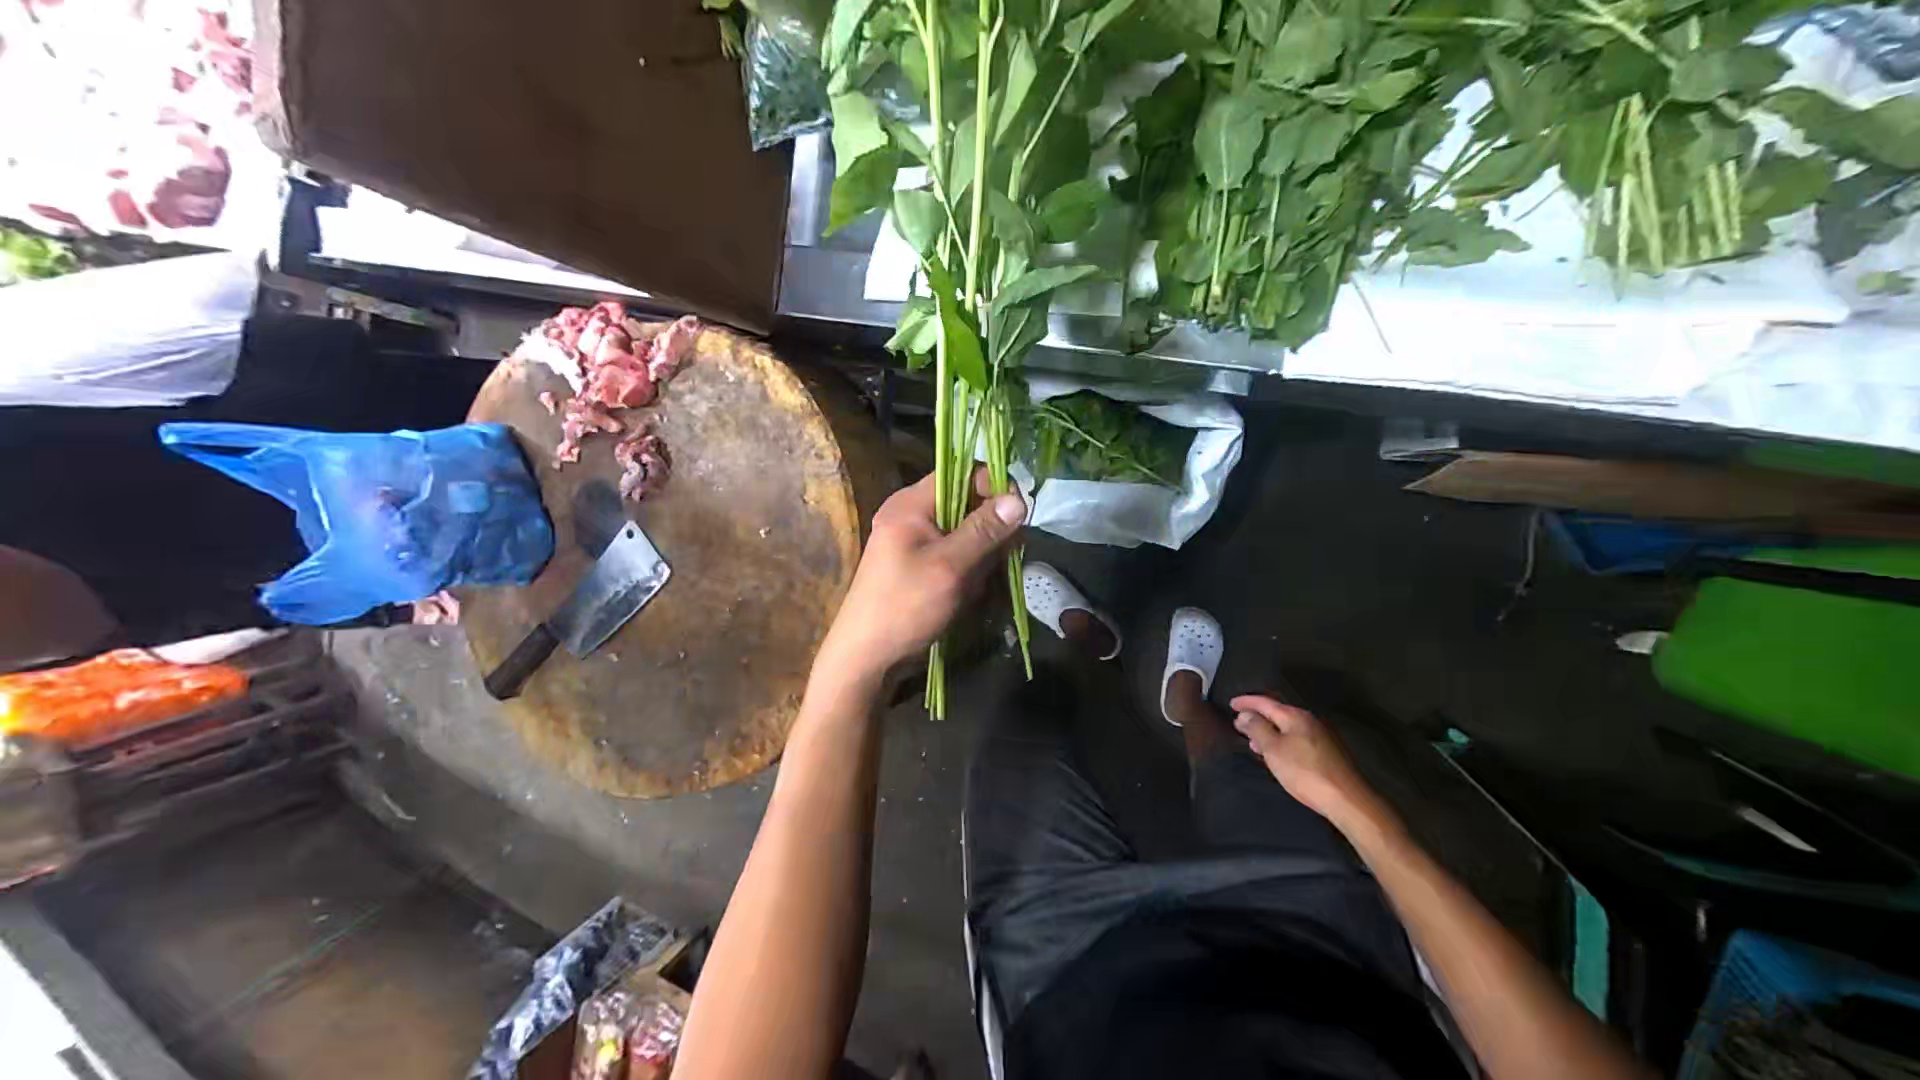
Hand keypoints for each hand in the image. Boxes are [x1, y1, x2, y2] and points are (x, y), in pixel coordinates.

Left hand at [812, 468, 1025, 692]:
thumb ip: (984, 530)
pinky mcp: (920, 566)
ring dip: (983, 557)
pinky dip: (970, 571)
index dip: (994, 487)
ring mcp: (915, 542)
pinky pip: (956, 555)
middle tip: (1004, 560)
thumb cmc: (905, 607)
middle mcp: (913, 515)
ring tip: (982, 585)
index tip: (1018, 517)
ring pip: (967, 533)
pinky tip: (972, 594)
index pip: (962, 473)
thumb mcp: (950, 567)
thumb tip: (1019, 498)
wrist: (866, 659)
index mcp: (911, 504)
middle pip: (968, 503)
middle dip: (992, 531)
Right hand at [1231, 695, 1392, 833]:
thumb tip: (1245, 714)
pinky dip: (1281, 742)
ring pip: (1287, 728)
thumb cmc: (1304, 771)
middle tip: (1239, 724)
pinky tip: (1276, 755)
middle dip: (1257, 717)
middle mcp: (1308, 721)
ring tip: (1253, 742)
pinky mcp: (1326, 752)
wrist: (1346, 799)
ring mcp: (1320, 736)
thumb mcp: (1273, 749)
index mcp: (1295, 716)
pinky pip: (1296, 739)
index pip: (1265, 702)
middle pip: (1277, 713)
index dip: (1246, 702)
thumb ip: (1257, 728)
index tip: (1231, 704)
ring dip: (1268, 732)